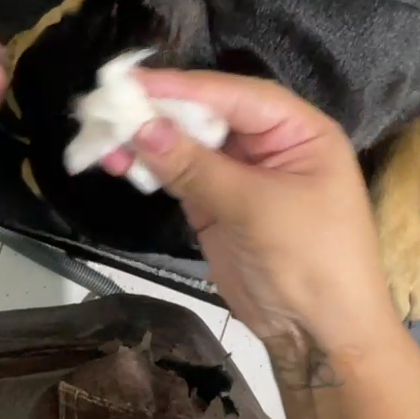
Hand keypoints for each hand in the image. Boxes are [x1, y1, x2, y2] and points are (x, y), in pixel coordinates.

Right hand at [106, 70, 401, 377]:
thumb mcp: (255, 208)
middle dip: (158, 114)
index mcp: (298, 131)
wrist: (318, 335)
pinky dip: (150, 172)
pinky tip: (119, 164)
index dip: (184, 88)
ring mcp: (239, 177)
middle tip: (107, 108)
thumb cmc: (309, 260)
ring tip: (101, 139)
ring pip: (187, 147)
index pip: (235, 95)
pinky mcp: (216, 207)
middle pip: (207, 116)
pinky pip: (178, 178)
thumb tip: (140, 128)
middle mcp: (268, 146)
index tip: (133, 84)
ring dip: (147, 143)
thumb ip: (196, 166)